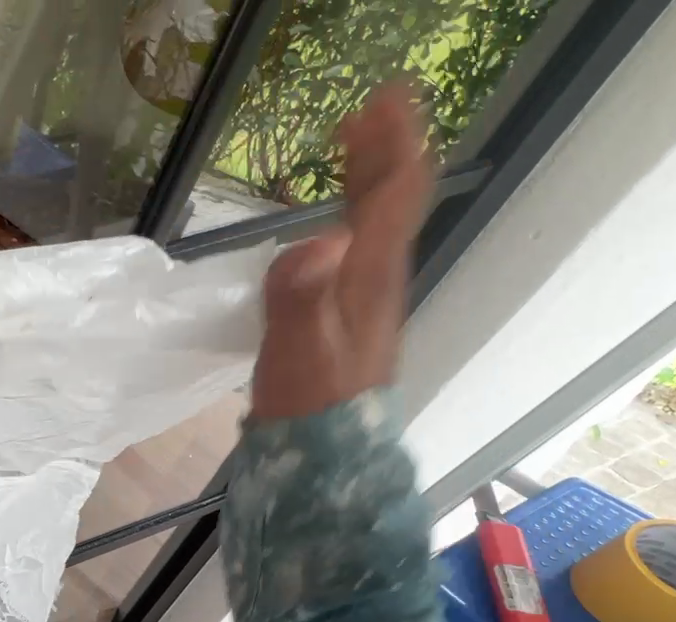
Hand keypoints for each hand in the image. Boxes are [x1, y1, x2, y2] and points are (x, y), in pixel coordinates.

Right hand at [250, 83, 433, 419]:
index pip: (392, 195)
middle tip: (365, 112)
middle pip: (392, 199)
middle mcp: (375, 275)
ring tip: (350, 148)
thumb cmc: (308, 396)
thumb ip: (302, 296)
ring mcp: (365, 293)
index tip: (371, 106)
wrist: (323, 446)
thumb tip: (315, 241)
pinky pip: (359, 244)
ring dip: (370, 176)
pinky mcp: (347, 310)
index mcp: (367, 274)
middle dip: (384, 149)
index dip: (388, 146)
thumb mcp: (298, 348)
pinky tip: (331, 219)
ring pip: (379, 219)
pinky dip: (352, 213)